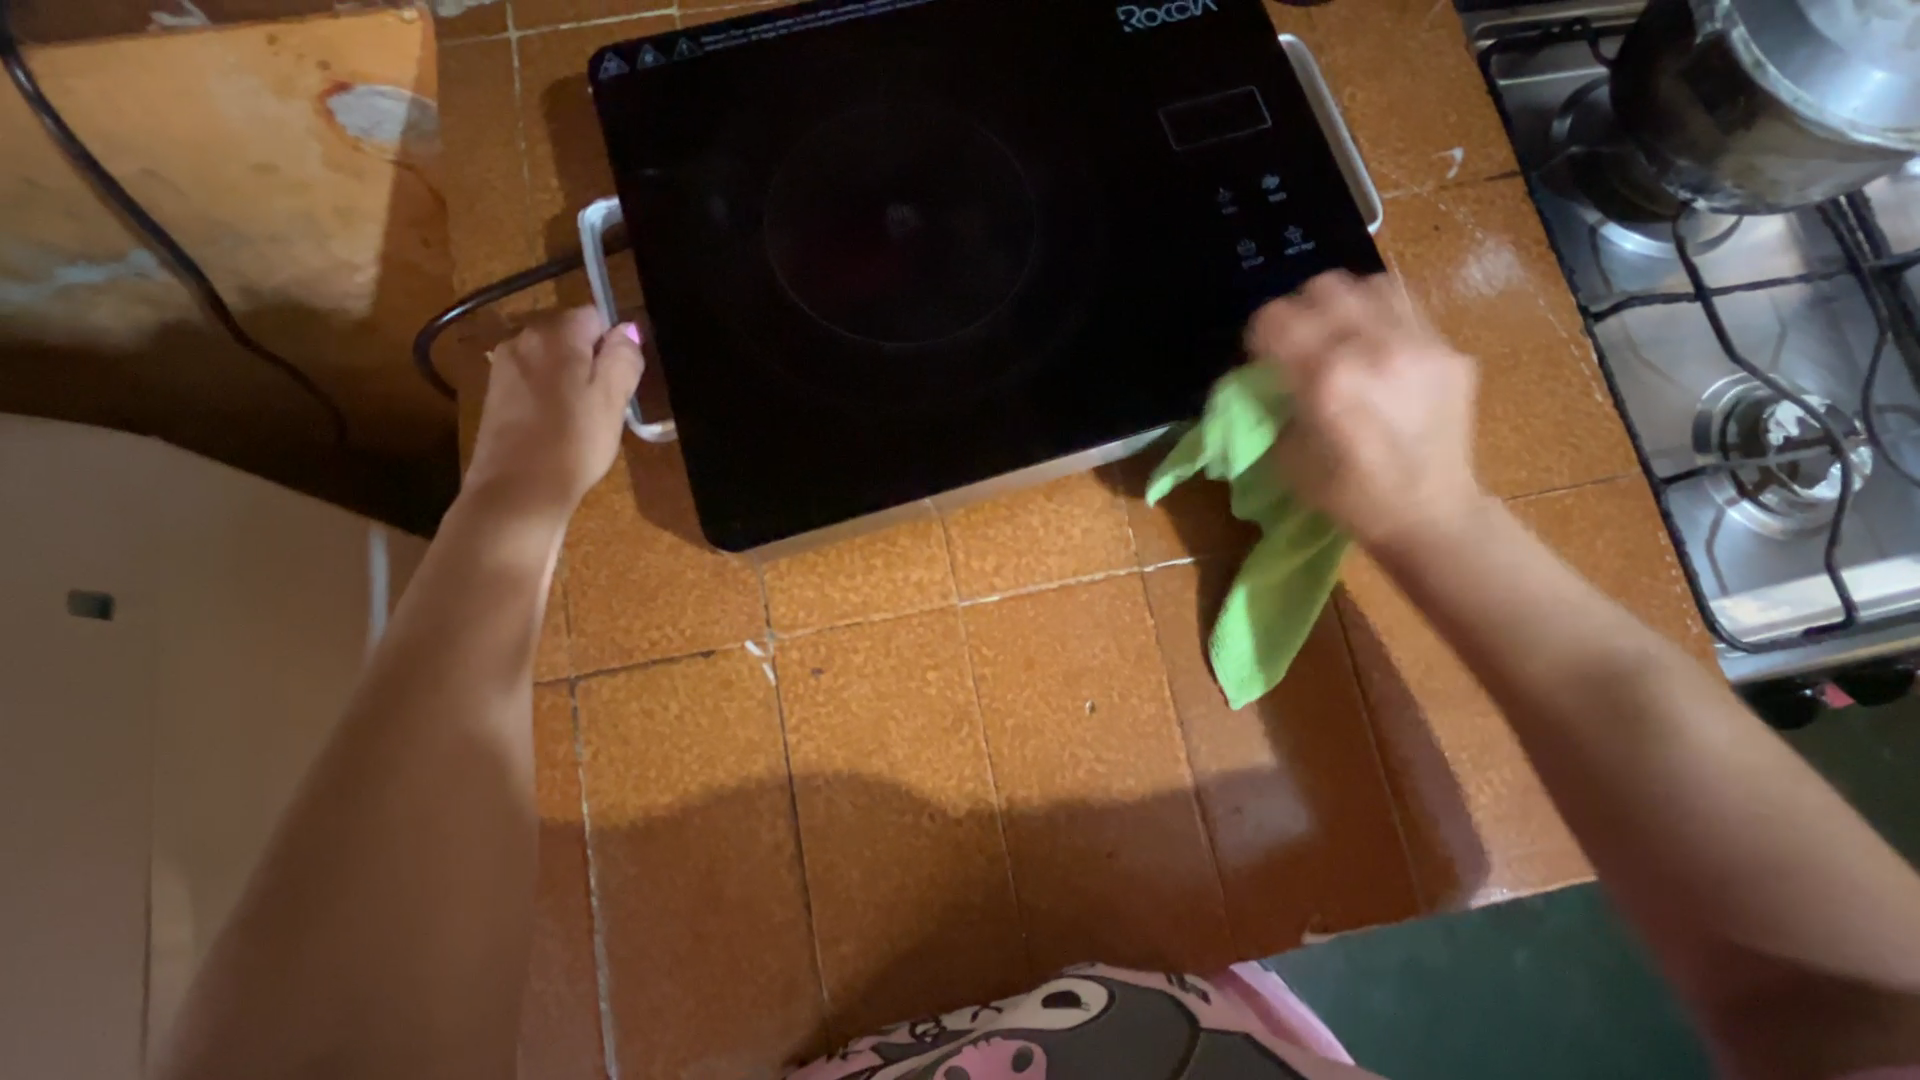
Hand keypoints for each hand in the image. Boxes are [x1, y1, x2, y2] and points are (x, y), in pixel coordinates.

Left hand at [463, 307, 643, 526]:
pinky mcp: (494, 395)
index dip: (614, 344)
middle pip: (570, 336)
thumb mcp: (613, 399)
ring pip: (551, 360)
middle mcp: (522, 339)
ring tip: (581, 419)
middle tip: (606, 403)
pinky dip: (548, 396)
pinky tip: (556, 426)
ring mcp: (503, 367)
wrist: (518, 490)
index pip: (595, 316)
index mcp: (555, 333)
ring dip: (569, 380)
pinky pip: (533, 381)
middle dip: (591, 360)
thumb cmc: (574, 442)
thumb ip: (624, 357)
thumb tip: (627, 330)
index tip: (622, 380)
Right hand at [1248, 271, 1486, 554]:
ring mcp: (1417, 344)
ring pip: (1367, 286)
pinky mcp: (1447, 351)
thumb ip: (1277, 408)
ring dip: (1343, 305)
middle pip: (1321, 289)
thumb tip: (1268, 381)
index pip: (1275, 319)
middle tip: (1299, 339)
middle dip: (1300, 310)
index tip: (1261, 355)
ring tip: (1341, 334)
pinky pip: (1405, 309)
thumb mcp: (1289, 458)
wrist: (1431, 513)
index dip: (1259, 335)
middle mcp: (1372, 349)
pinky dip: (1380, 319)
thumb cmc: (1350, 497)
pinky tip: (1378, 349)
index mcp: (1325, 379)